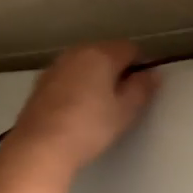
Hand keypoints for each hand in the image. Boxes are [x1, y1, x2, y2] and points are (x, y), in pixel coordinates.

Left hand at [2, 41, 157, 176]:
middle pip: (104, 52)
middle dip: (117, 69)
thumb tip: (152, 74)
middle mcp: (74, 53)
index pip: (129, 48)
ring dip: (95, 76)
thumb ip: (141, 89)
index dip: (142, 64)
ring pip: (83, 63)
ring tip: (100, 105)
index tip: (144, 86)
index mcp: (99, 54)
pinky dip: (76, 84)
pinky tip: (77, 108)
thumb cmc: (88, 127)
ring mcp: (54, 66)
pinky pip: (67, 75)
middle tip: (123, 98)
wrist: (40, 145)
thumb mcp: (124, 111)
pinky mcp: (40, 82)